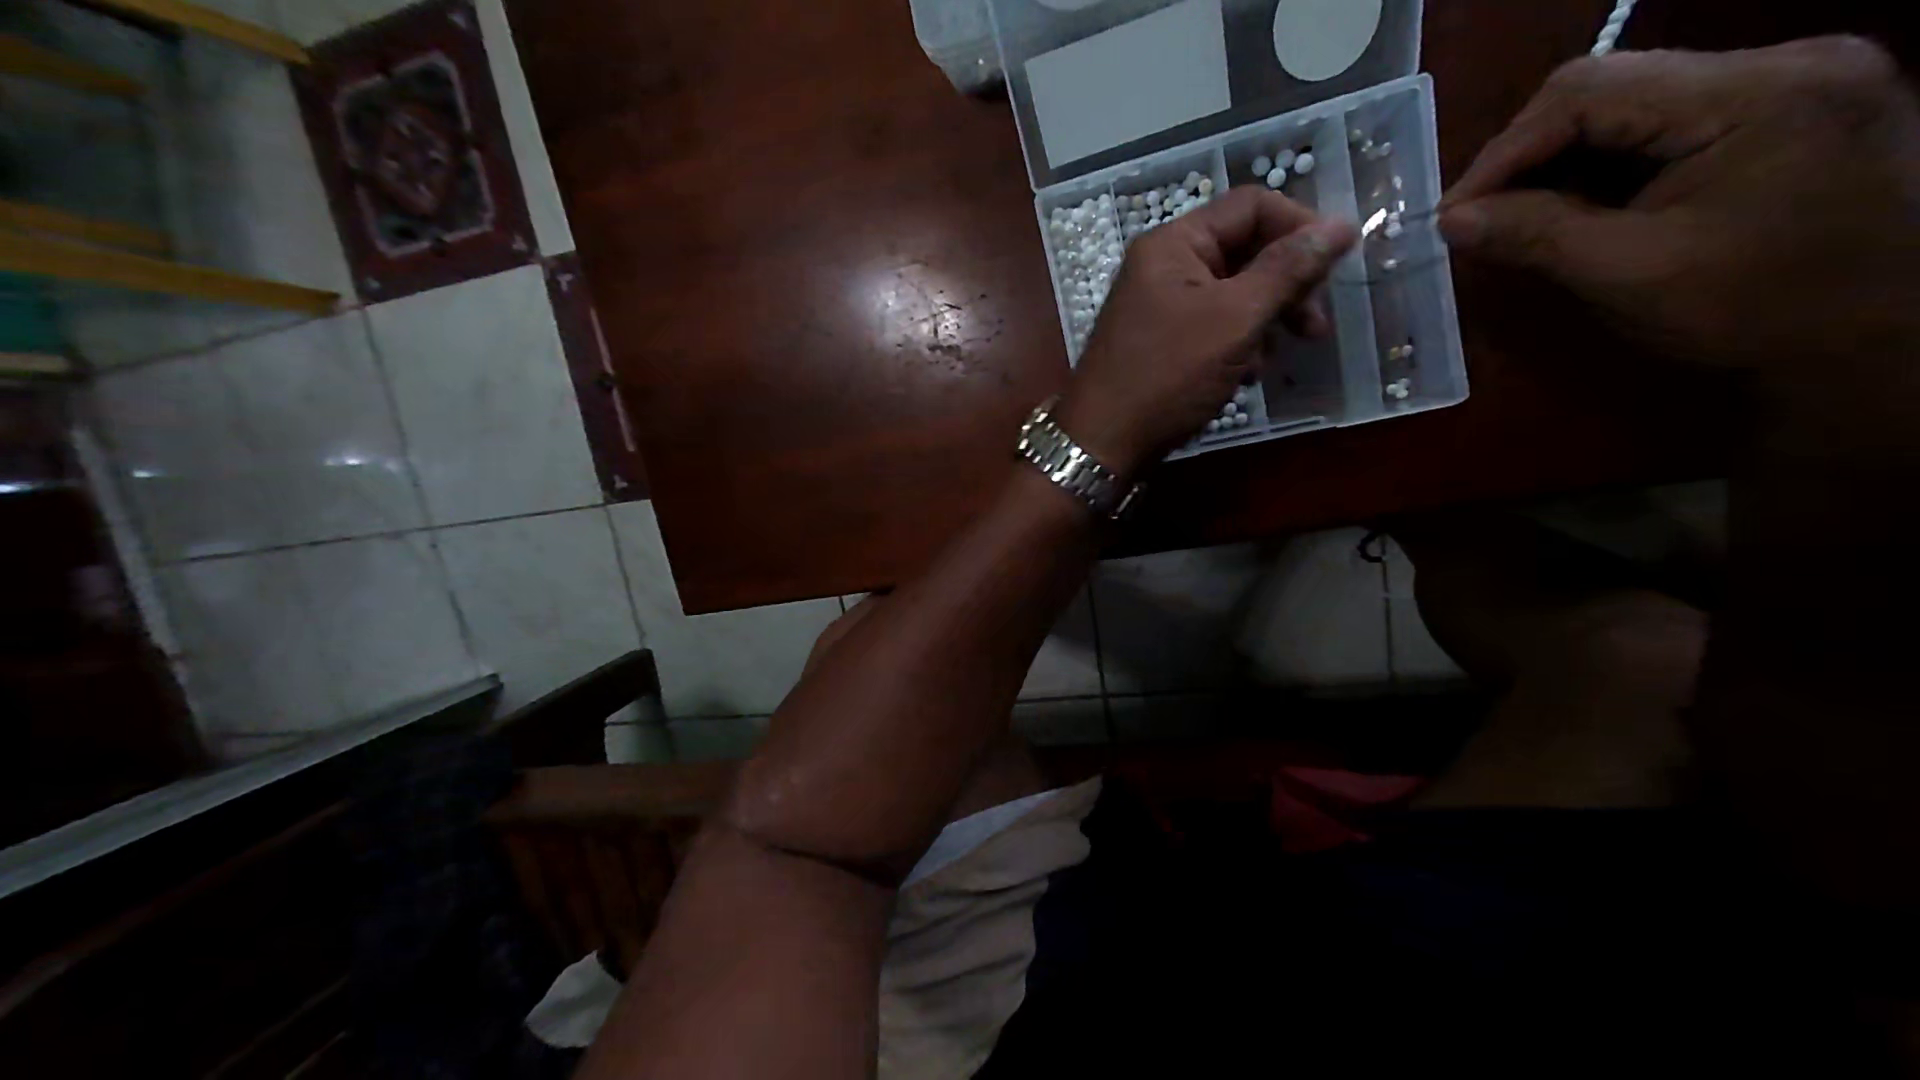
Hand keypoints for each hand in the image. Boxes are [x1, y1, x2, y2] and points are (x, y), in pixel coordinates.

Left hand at [1056, 186, 1355, 476]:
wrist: (1102, 443)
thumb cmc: (1167, 376)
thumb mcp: (1235, 319)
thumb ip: (1287, 271)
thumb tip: (1341, 226)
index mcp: (1174, 244)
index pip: (1251, 207)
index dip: (1300, 227)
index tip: (1337, 266)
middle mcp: (1164, 266)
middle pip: (1245, 251)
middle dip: (1286, 285)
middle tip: (1313, 327)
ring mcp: (1160, 306)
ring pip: (1232, 294)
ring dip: (1264, 321)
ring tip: (1271, 359)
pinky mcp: (1161, 342)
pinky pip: (1212, 328)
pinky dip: (1236, 346)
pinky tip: (1244, 376)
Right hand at [1440, 37, 1919, 377]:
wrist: (1879, 333)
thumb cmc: (1755, 309)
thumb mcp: (1629, 274)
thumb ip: (1535, 235)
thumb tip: (1449, 219)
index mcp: (1754, 93)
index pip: (1588, 91)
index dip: (1503, 152)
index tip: (1452, 214)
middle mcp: (1777, 63)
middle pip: (1607, 86)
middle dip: (1526, 155)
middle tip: (1478, 217)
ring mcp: (1782, 81)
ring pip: (1627, 102)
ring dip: (1558, 161)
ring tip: (1516, 217)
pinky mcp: (1776, 109)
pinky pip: (1658, 123)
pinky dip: (1599, 166)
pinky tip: (1573, 207)